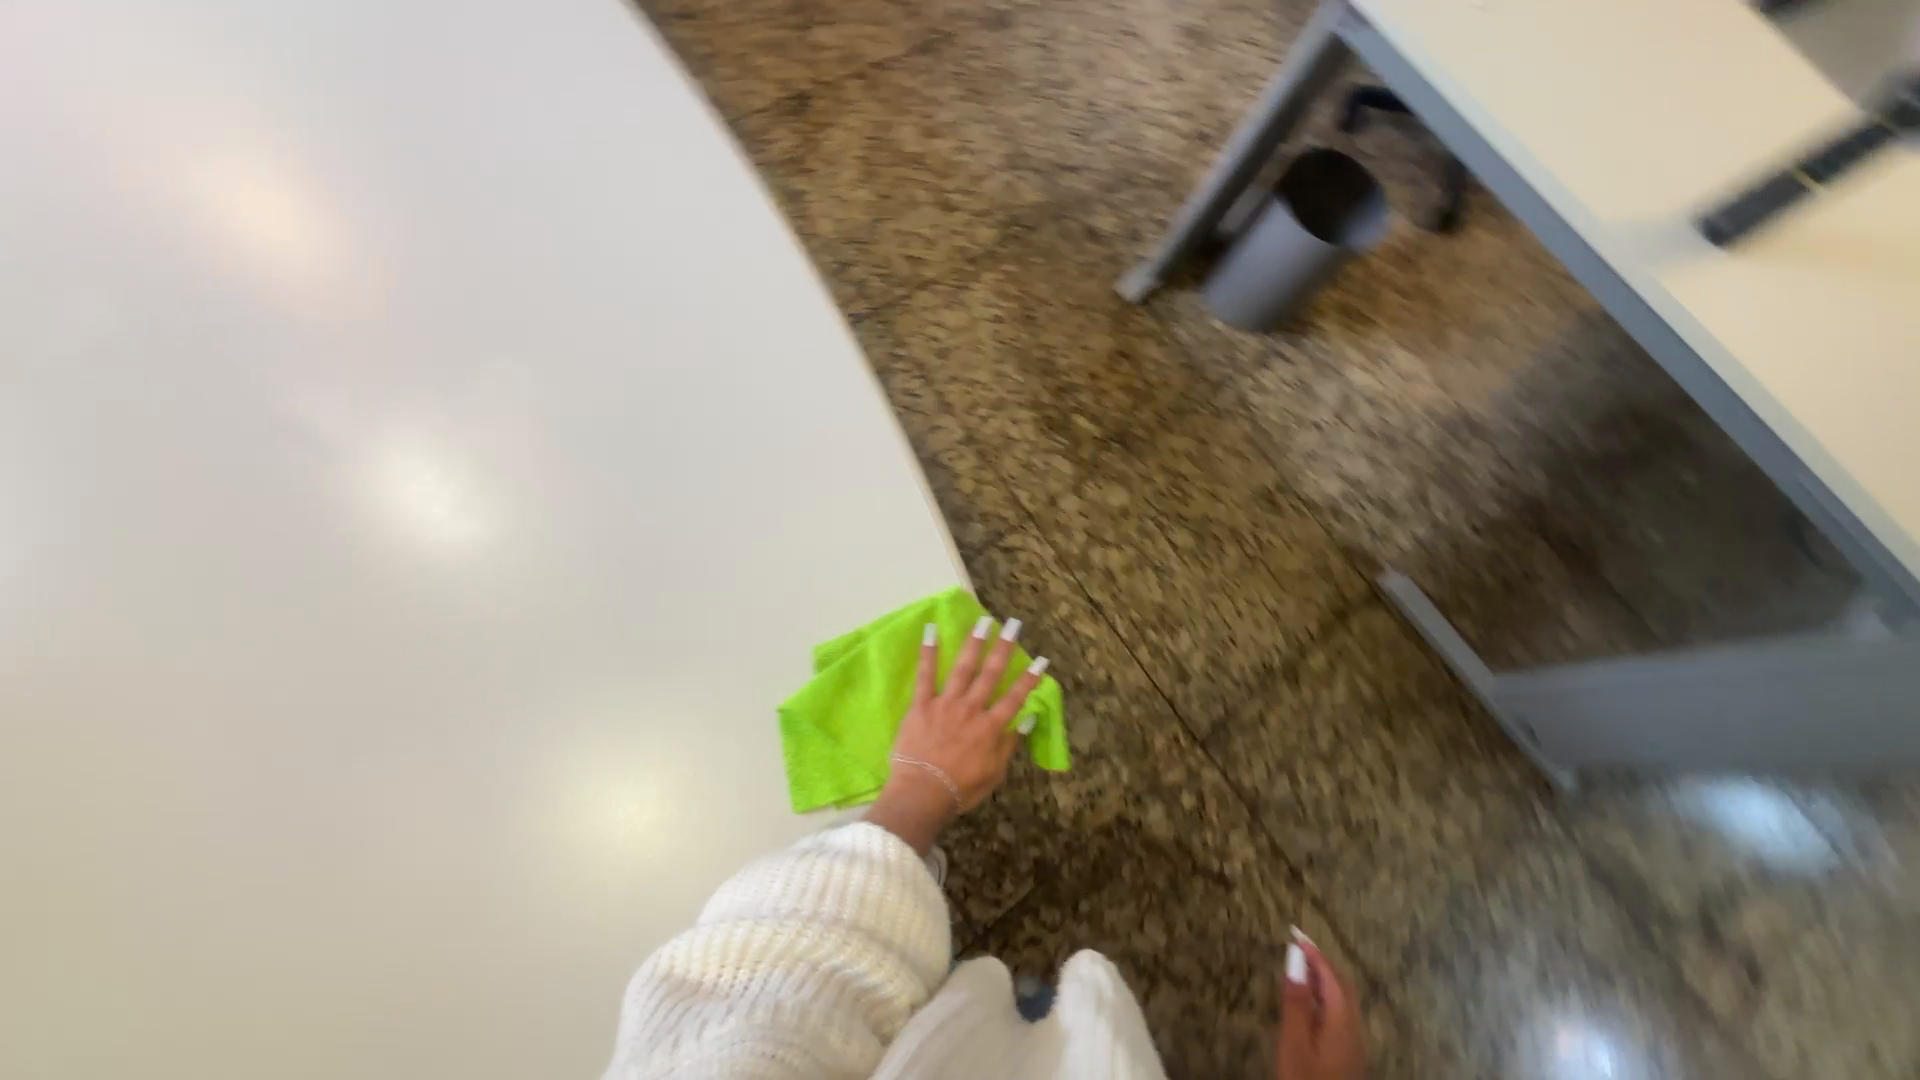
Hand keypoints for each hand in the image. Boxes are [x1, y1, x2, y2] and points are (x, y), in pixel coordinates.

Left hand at [864, 616, 1046, 853]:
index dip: (1030, 678)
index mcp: (991, 727)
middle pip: (991, 674)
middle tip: (1014, 625)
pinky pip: (925, 674)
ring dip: (974, 643)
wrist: (922, 793)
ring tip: (983, 621)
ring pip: (963, 668)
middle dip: (1004, 648)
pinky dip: (928, 652)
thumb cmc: (961, 788)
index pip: (1015, 697)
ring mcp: (946, 704)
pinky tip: (931, 631)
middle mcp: (971, 709)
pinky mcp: (921, 705)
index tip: (1041, 660)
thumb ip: (1009, 744)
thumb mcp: (994, 773)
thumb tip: (1027, 719)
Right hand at [1277, 930, 1366, 1079]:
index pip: (1331, 977)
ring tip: (1301, 968)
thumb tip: (1295, 964)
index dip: (1314, 953)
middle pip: (1343, 988)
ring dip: (1324, 980)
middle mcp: (1354, 1030)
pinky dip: (1325, 998)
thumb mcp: (1294, 1044)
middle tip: (1298, 946)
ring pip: (1343, 1002)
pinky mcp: (1349, 1057)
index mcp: (1342, 1022)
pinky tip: (1310, 1004)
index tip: (1295, 933)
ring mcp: (1354, 1045)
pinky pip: (1340, 1015)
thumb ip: (1296, 1003)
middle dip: (1323, 963)